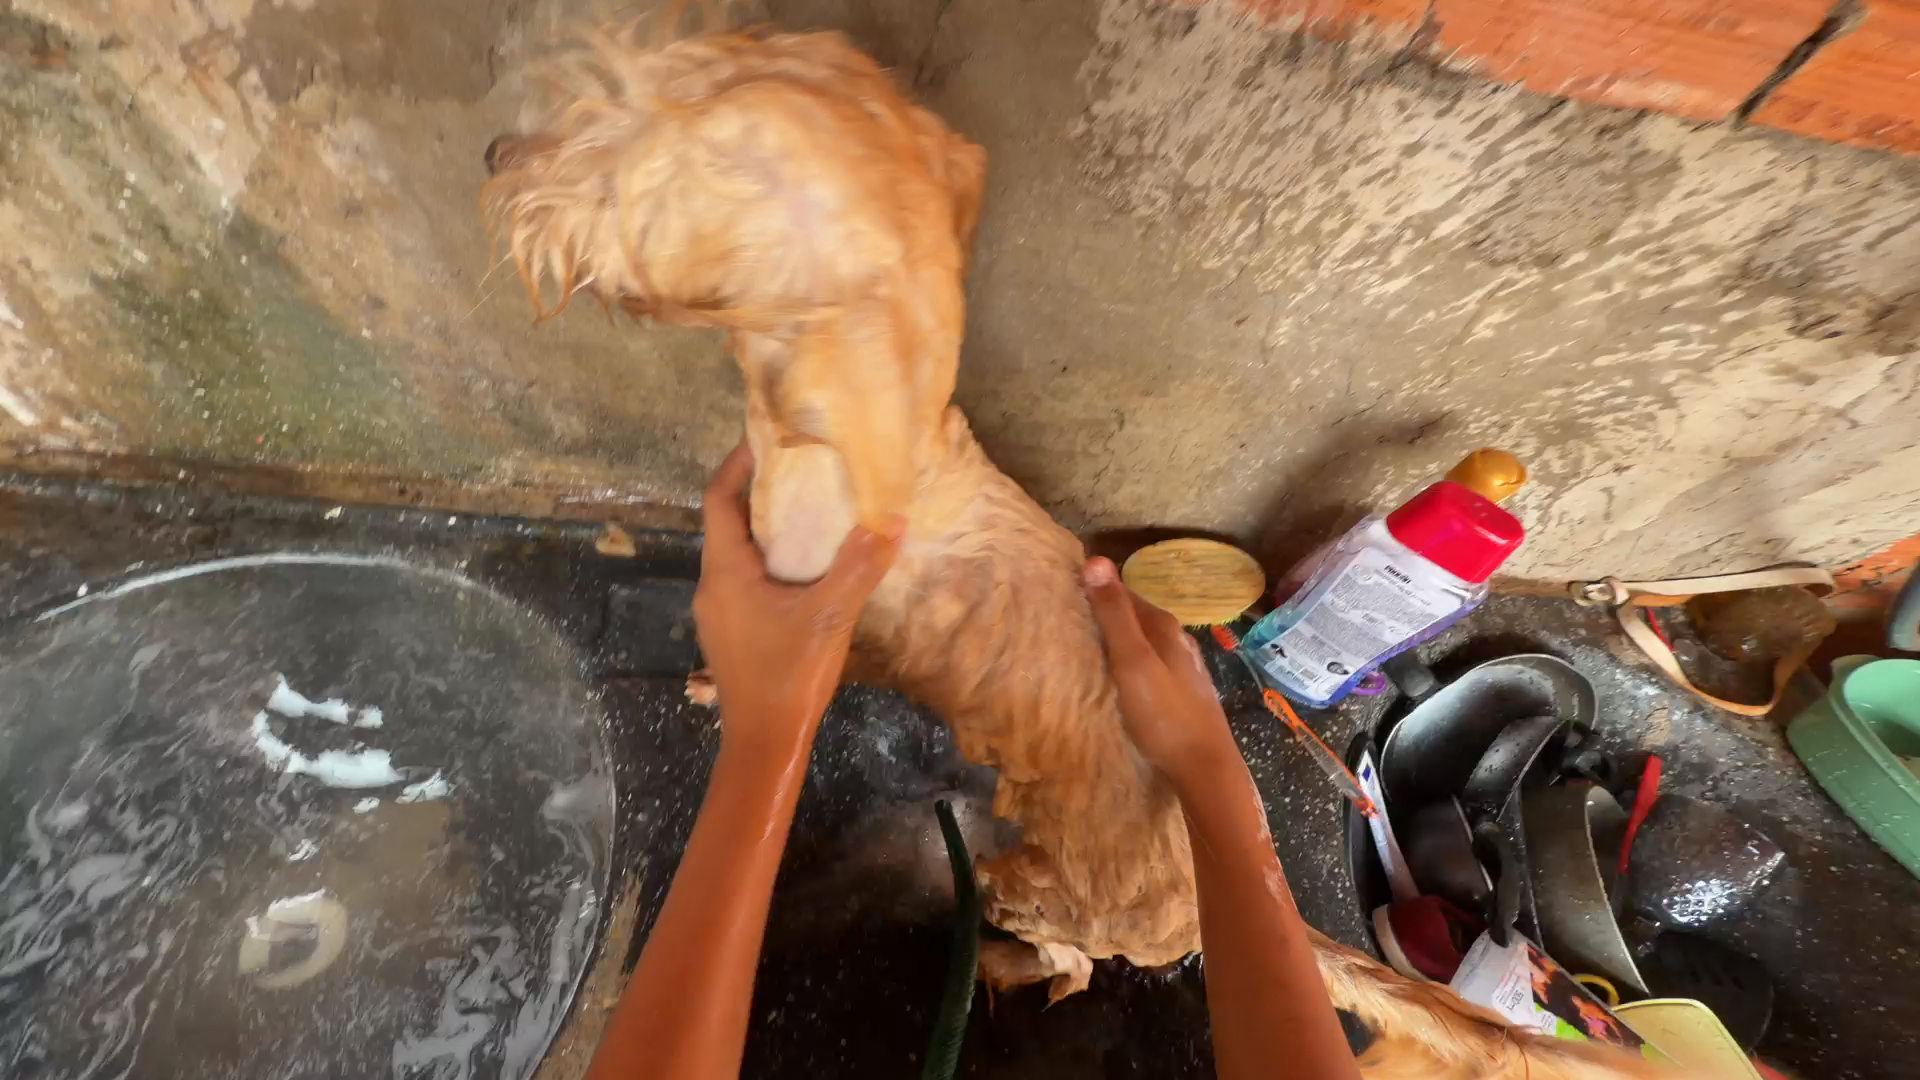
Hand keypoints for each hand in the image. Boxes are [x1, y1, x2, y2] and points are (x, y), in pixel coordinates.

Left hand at [693, 441, 904, 754]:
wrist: (765, 743)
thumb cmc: (788, 674)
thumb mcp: (829, 616)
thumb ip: (859, 566)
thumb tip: (891, 520)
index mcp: (726, 571)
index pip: (718, 499)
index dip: (736, 464)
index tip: (765, 439)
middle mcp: (713, 585)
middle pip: (726, 523)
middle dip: (757, 493)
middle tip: (798, 471)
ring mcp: (720, 612)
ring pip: (736, 554)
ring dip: (764, 529)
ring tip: (806, 512)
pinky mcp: (733, 632)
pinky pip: (745, 580)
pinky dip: (768, 561)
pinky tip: (804, 569)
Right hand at [1082, 556, 1240, 787]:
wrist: (1206, 769)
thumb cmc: (1164, 714)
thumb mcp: (1132, 661)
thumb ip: (1113, 614)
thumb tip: (1095, 559)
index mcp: (1165, 626)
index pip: (1124, 593)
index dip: (1095, 590)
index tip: (1064, 595)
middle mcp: (1177, 640)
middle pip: (1135, 617)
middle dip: (1105, 616)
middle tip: (1067, 624)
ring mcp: (1183, 668)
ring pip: (1143, 642)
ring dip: (1117, 641)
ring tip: (1085, 650)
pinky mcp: (1183, 693)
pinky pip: (1149, 665)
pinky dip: (1129, 664)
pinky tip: (1117, 679)